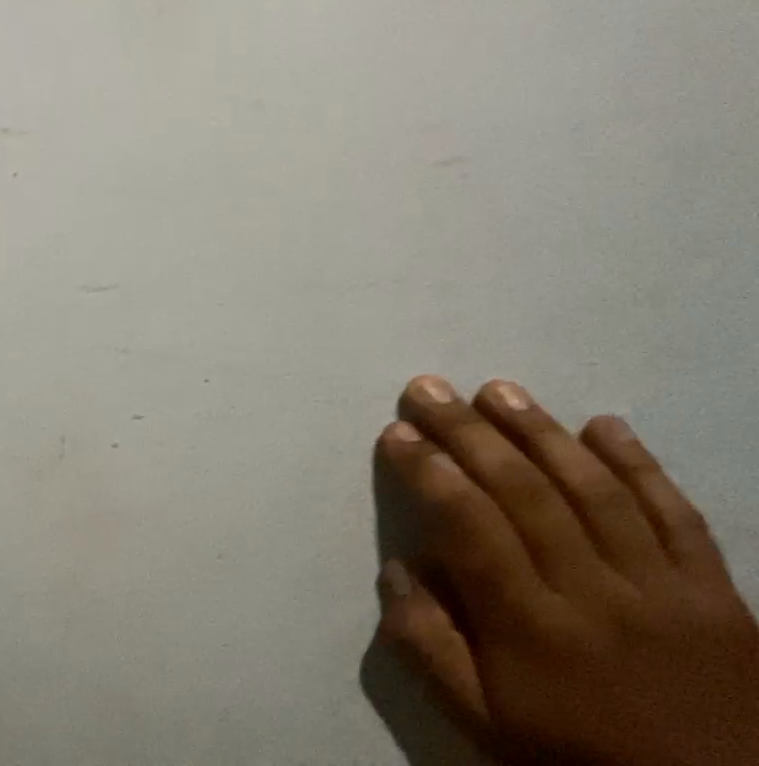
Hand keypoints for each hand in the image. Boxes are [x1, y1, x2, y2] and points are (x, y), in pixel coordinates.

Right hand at [376, 376, 758, 765]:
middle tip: (428, 388)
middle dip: (470, 434)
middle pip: (525, 494)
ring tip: (499, 390)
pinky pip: (679, 518)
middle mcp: (595, 594)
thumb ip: (430, 649)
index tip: (397, 432)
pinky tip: (606, 425)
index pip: (470, 526)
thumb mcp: (486, 724)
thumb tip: (399, 572)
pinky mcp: (720, 595)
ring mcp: (665, 590)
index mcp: (531, 626)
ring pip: (595, 492)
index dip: (429, 472)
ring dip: (542, 433)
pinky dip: (643, 467)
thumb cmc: (582, 757)